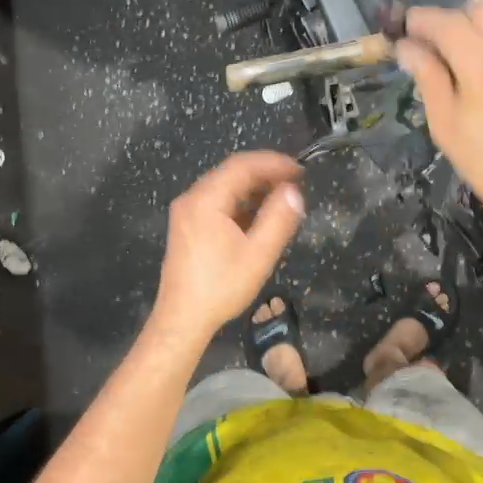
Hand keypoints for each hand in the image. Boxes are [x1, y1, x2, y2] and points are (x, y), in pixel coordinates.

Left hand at [152, 152, 305, 338]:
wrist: (182, 319)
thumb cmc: (221, 287)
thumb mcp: (258, 254)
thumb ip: (278, 219)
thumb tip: (294, 192)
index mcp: (205, 200)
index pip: (242, 165)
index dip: (273, 163)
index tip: (300, 170)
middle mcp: (191, 199)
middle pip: (231, 174)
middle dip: (264, 175)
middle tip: (294, 184)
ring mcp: (185, 214)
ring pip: (223, 189)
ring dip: (252, 190)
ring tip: (281, 201)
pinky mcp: (185, 228)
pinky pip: (215, 204)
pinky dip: (238, 205)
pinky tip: (257, 219)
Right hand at [396, 0, 482, 221]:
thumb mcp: (444, 124)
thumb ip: (427, 78)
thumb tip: (406, 46)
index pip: (448, 24)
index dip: (422, 20)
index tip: (404, 26)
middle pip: (481, 8)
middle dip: (452, 17)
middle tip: (431, 41)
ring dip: (475, 26)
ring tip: (457, 54)